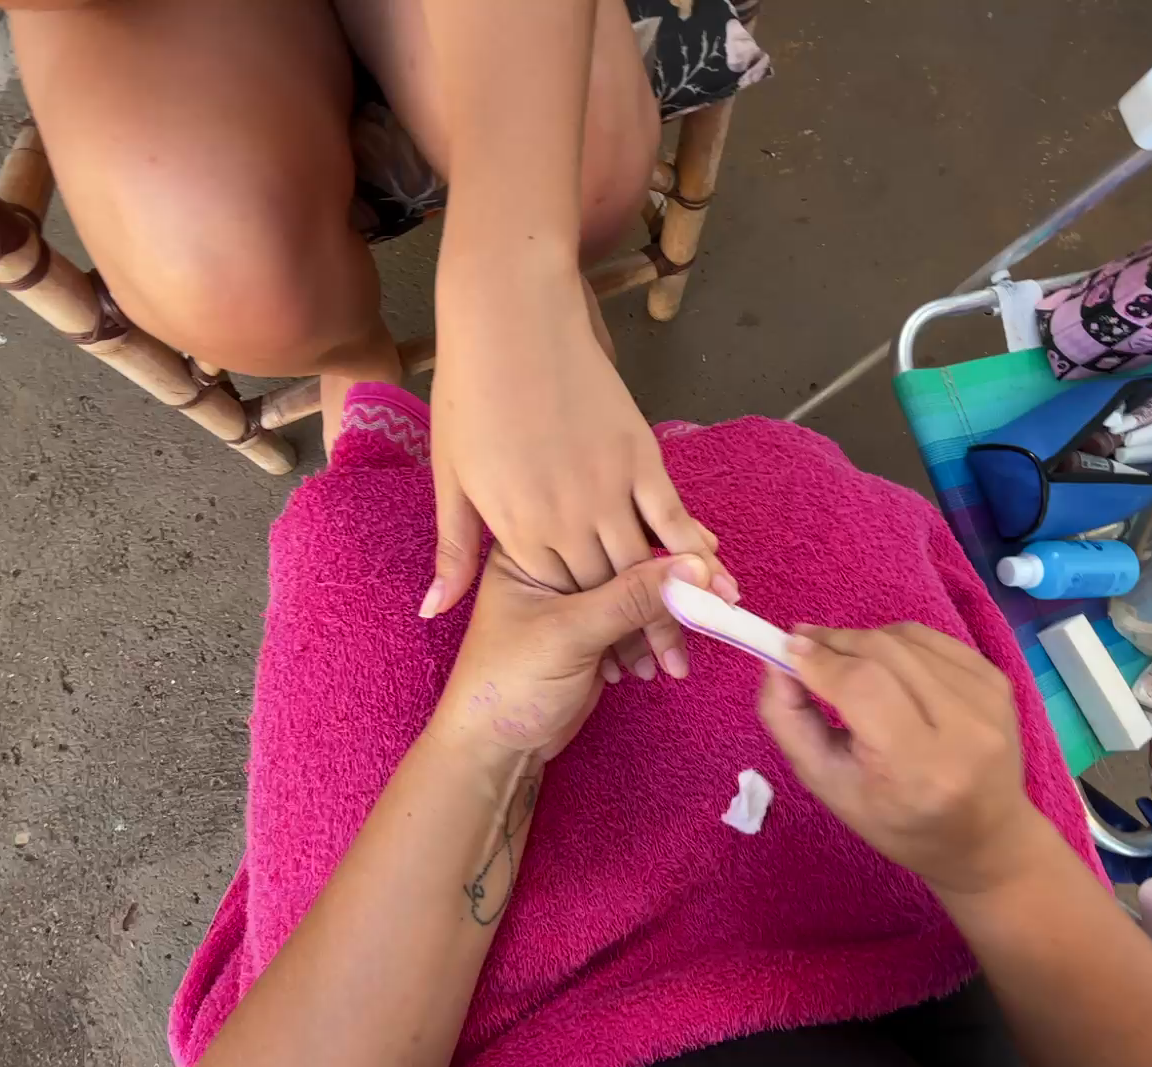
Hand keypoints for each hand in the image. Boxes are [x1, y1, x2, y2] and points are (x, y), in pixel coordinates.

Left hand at [424, 260, 733, 681]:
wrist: (509, 317)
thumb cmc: (469, 397)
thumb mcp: (449, 479)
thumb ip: (455, 551)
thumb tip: (434, 611)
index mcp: (519, 531)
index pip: (564, 600)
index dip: (594, 635)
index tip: (617, 661)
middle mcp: (568, 520)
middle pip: (610, 594)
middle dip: (641, 634)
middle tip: (666, 663)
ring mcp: (609, 489)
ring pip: (647, 565)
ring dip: (675, 605)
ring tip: (699, 634)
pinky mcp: (642, 457)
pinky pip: (675, 518)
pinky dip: (697, 550)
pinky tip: (717, 576)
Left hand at [433, 547, 711, 760]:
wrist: (495, 749)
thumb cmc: (511, 682)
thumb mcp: (570, 634)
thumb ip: (631, 598)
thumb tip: (697, 567)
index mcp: (532, 544)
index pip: (608, 523)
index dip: (664, 539)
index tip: (710, 558)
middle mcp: (557, 561)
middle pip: (632, 555)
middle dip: (675, 583)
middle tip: (721, 599)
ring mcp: (578, 596)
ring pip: (641, 588)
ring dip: (669, 619)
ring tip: (680, 655)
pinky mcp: (596, 626)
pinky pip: (640, 617)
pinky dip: (658, 636)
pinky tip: (665, 661)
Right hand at [758, 623, 1059, 896]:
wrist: (985, 837)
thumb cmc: (895, 819)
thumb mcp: (826, 782)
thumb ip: (788, 720)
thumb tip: (777, 659)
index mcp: (920, 769)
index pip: (863, 687)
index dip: (819, 660)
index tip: (787, 650)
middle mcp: (964, 729)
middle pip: (883, 652)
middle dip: (834, 643)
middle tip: (803, 647)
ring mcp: (987, 700)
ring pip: (903, 638)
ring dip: (860, 639)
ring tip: (842, 662)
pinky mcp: (998, 679)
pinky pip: (928, 638)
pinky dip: (893, 640)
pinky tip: (884, 665)